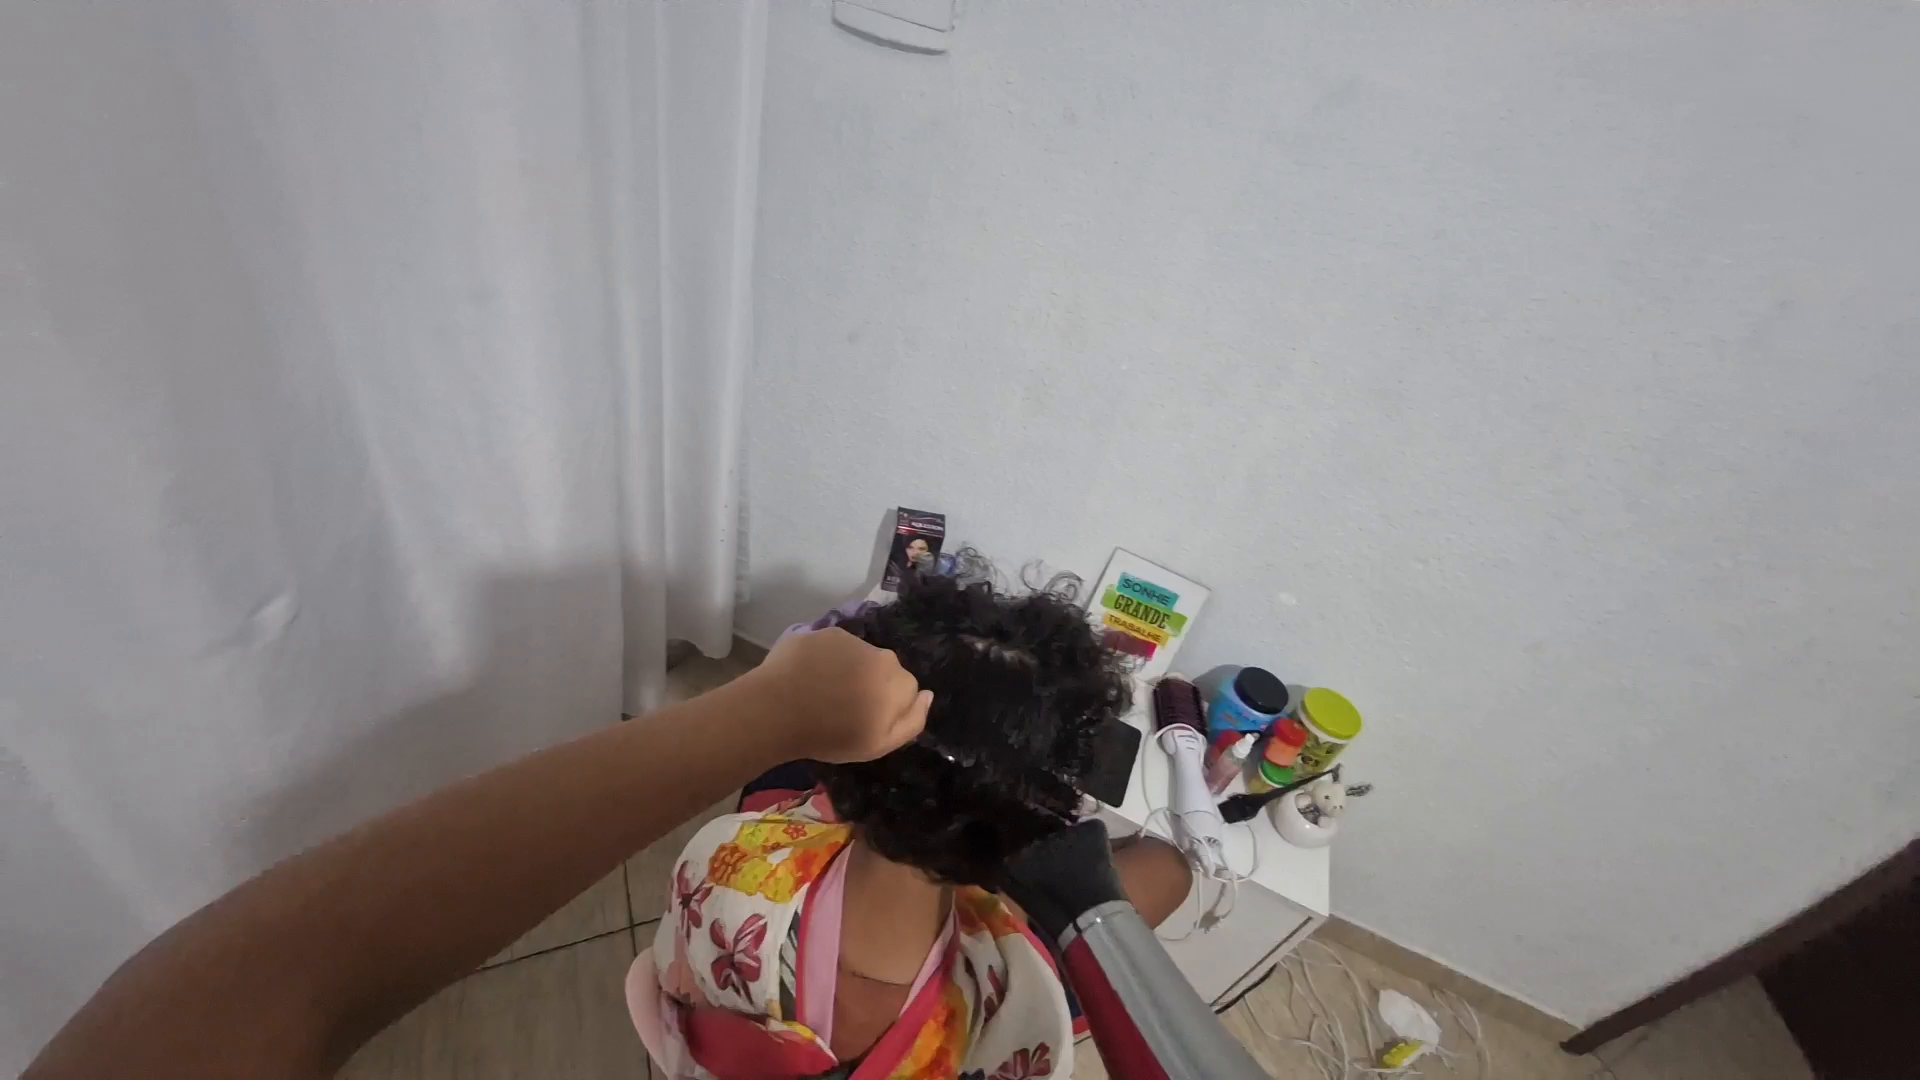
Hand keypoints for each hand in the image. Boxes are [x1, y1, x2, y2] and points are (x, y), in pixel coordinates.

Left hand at [747, 628, 930, 762]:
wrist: (779, 709)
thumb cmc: (832, 734)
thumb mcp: (880, 744)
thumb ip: (913, 720)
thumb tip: (928, 695)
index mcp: (898, 680)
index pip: (906, 689)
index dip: (888, 706)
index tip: (866, 720)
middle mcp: (881, 653)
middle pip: (884, 669)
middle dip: (871, 684)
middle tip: (843, 707)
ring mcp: (851, 640)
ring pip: (858, 655)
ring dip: (848, 669)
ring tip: (822, 692)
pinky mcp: (823, 633)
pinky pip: (832, 647)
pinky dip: (824, 659)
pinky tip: (807, 676)